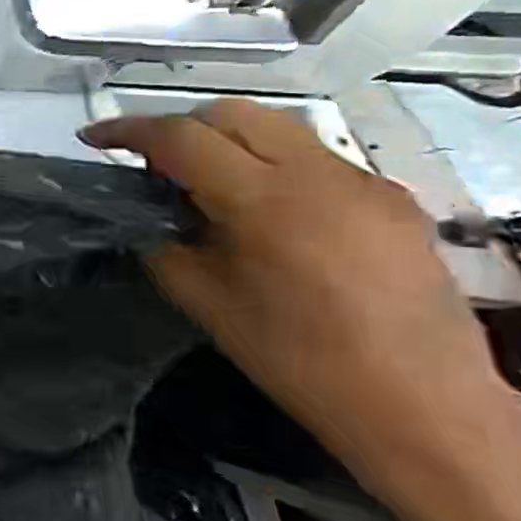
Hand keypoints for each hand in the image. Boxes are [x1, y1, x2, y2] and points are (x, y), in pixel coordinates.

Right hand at [81, 99, 506, 465]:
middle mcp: (316, 173)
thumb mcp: (206, 303)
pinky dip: (278, 167)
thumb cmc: (299, 362)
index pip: (180, 137)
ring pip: (278, 126)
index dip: (128, 130)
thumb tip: (150, 215)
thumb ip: (165, 245)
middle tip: (158, 166)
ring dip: (231, 141)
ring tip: (213, 186)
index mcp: (262, 200)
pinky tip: (277, 216)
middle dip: (182, 127)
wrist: (425, 408)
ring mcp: (363, 180)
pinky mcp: (394, 198)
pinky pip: (318, 159)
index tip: (95, 137)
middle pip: (230, 112)